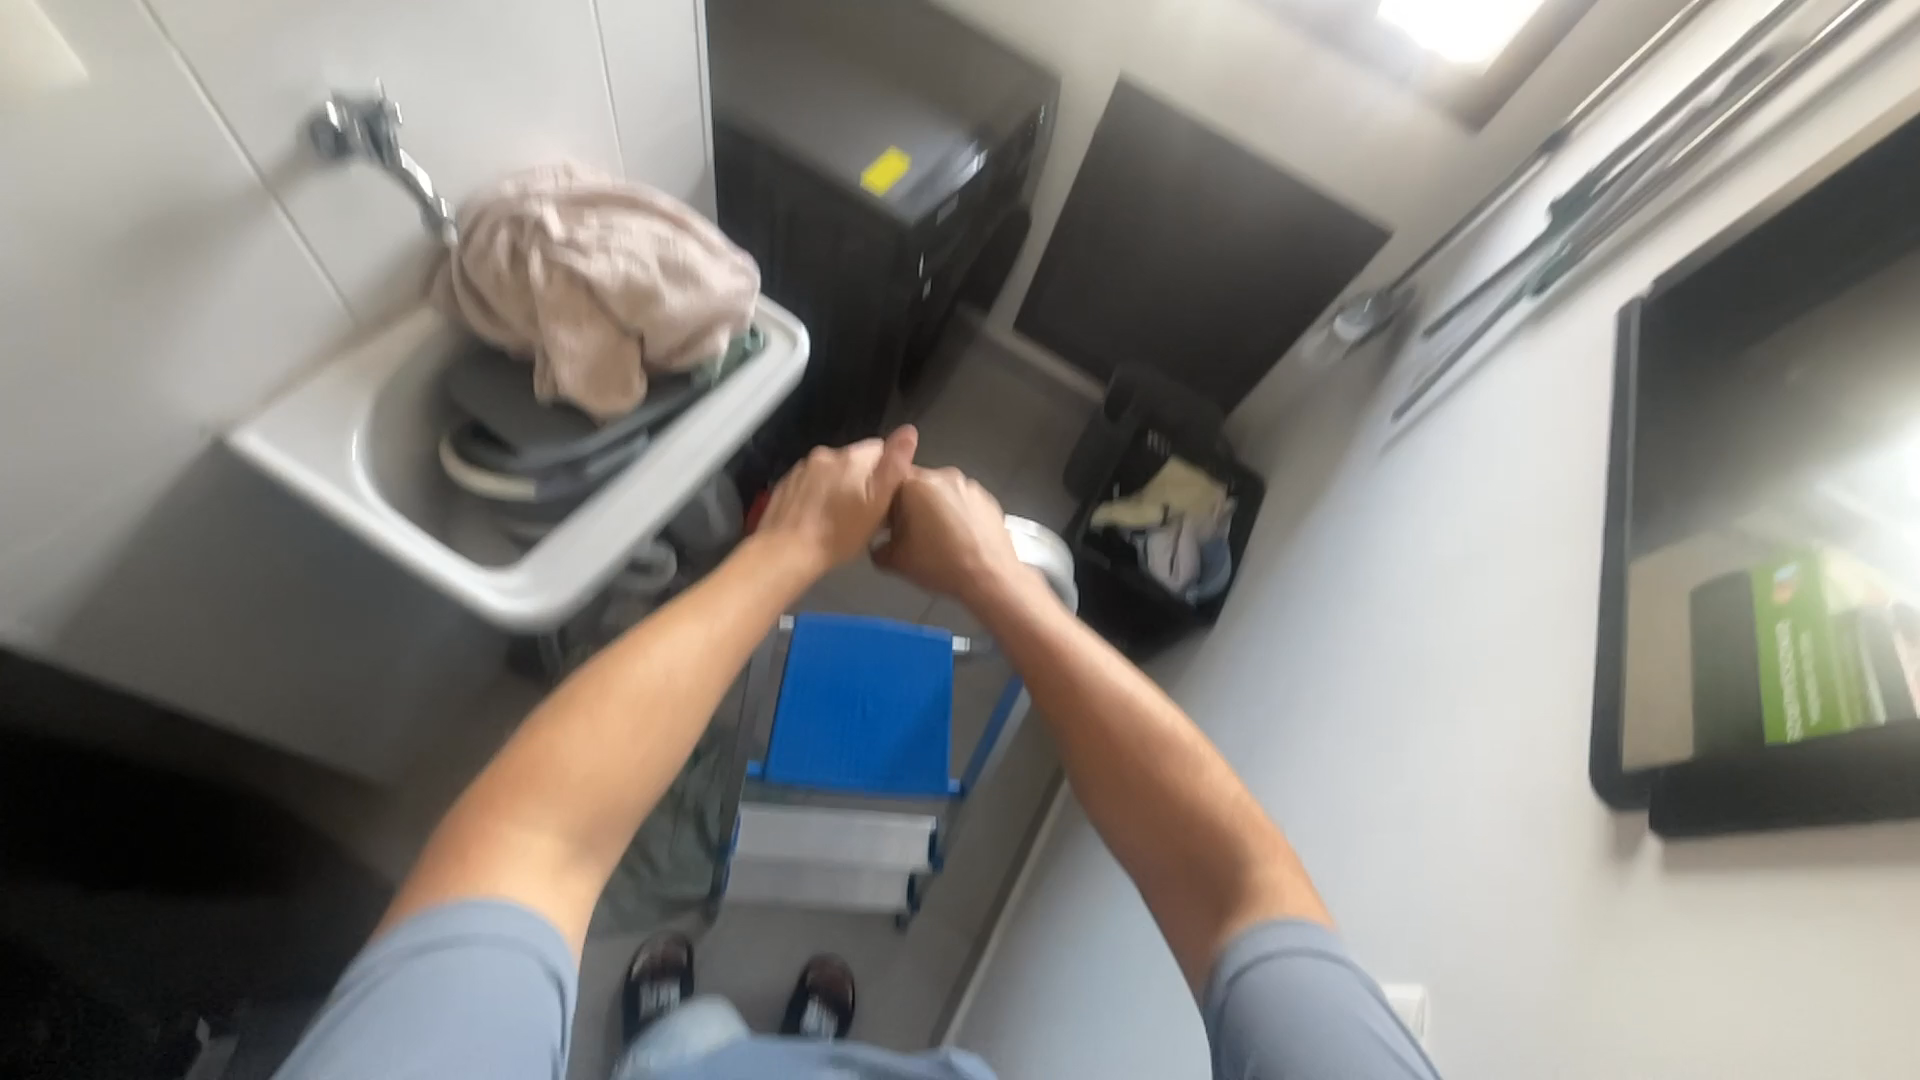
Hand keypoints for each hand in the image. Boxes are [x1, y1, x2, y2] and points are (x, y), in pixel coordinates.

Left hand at [757, 427, 917, 575]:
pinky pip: (811, 483)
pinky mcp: (786, 484)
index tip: (886, 497)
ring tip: (840, 516)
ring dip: (839, 486)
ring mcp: (802, 468)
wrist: (787, 551)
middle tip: (865, 511)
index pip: (881, 448)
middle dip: (862, 479)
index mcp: (852, 457)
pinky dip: (818, 494)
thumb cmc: (839, 533)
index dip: (888, 471)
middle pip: (855, 460)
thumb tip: (909, 431)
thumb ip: (894, 465)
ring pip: (832, 471)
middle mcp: (826, 454)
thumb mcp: (878, 503)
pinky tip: (818, 516)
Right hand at [874, 466, 1034, 607]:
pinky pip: (963, 502)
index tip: (886, 525)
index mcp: (915, 484)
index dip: (884, 504)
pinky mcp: (987, 499)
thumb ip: (878, 549)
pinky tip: (958, 539)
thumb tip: (878, 547)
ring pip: (941, 493)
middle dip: (910, 506)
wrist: (990, 577)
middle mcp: (943, 476)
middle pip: (916, 486)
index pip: (889, 483)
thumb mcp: (896, 562)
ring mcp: (969, 486)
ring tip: (937, 539)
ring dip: (935, 509)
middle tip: (910, 535)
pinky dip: (957, 515)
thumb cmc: (940, 564)